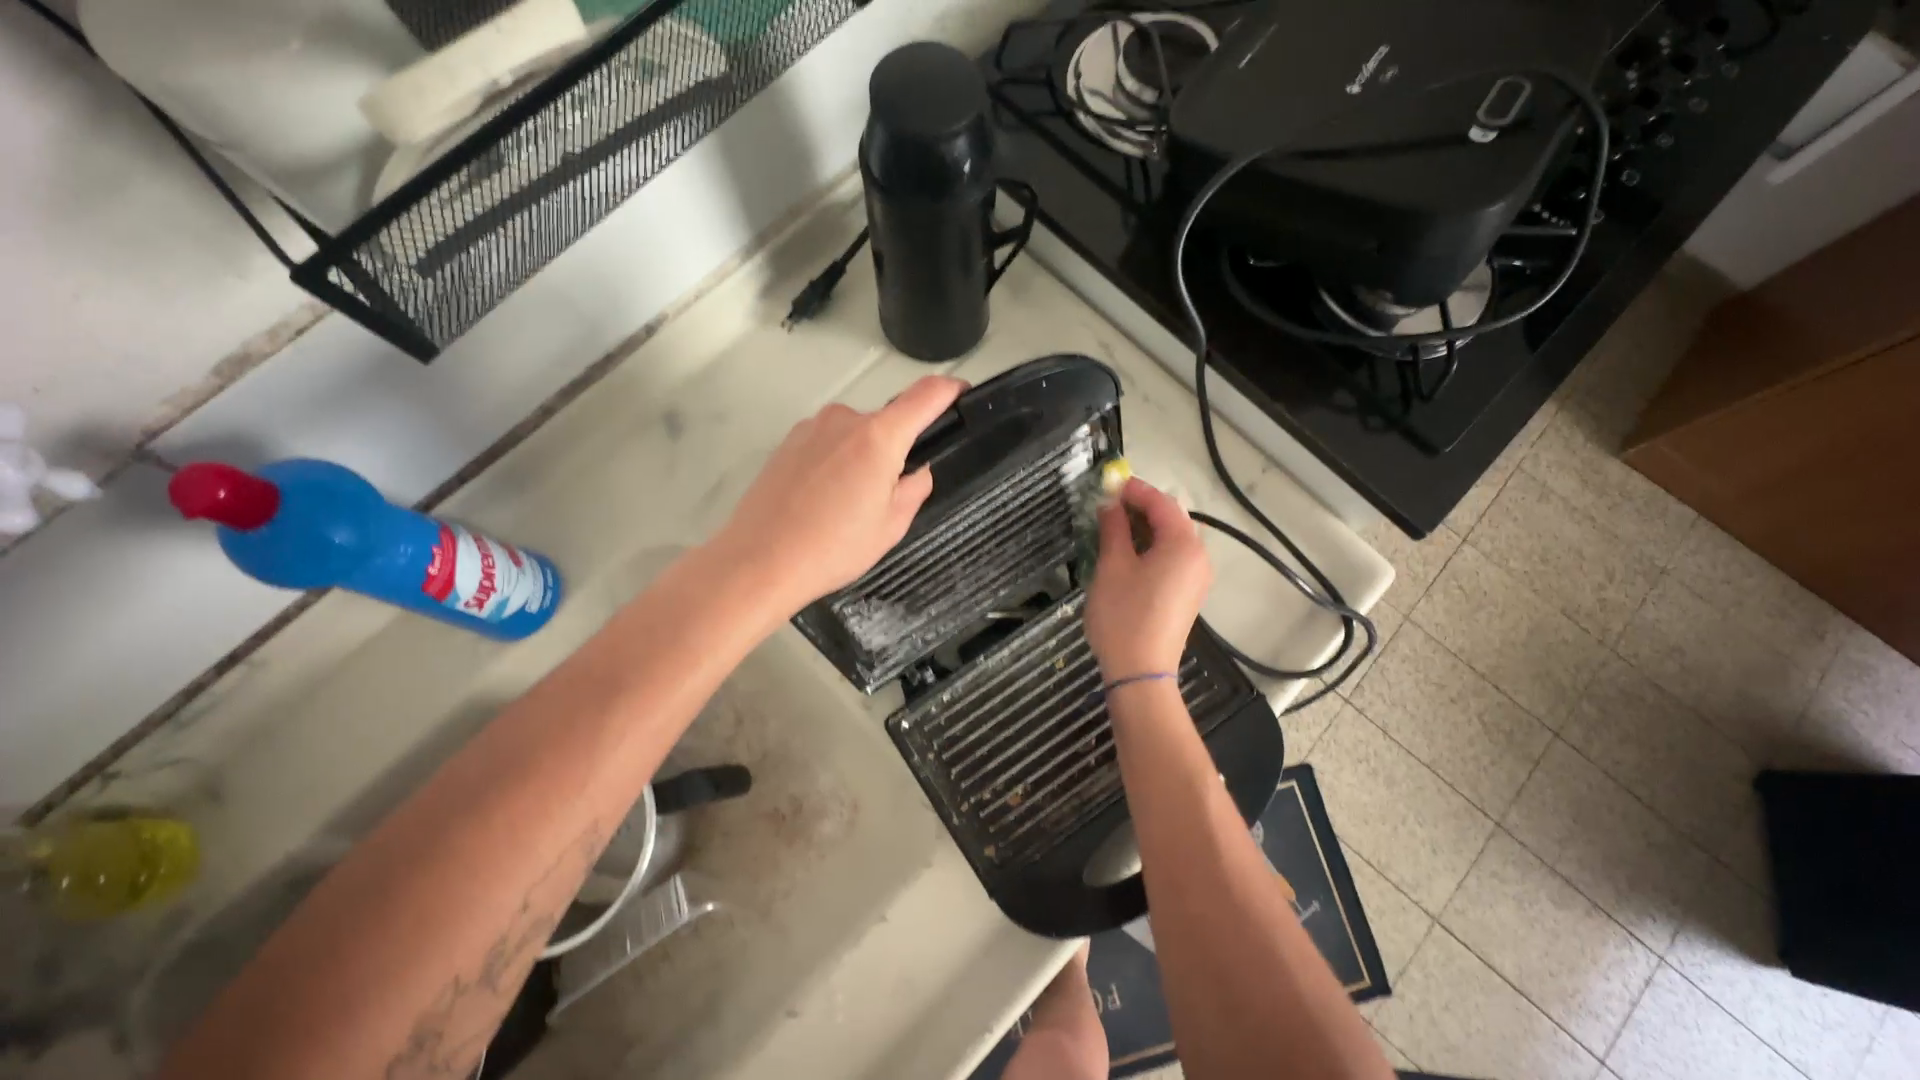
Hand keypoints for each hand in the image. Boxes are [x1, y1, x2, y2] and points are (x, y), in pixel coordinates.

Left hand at [712, 375, 966, 609]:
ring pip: (854, 435)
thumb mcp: (891, 525)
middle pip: (886, 422)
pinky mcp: (787, 442)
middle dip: (894, 451)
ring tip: (845, 508)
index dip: (950, 389)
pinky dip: (834, 465)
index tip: (961, 393)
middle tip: (884, 498)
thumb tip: (915, 470)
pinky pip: (827, 445)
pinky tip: (821, 503)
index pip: (926, 395)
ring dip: (861, 460)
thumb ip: (915, 487)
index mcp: (878, 437)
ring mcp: (811, 428)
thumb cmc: (831, 547)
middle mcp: (844, 420)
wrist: (759, 560)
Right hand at [1084, 478, 1211, 679]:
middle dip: (1141, 507)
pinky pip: (1173, 558)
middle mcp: (1198, 556)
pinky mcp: (1188, 593)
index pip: (1161, 502)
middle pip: (1171, 518)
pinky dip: (1152, 547)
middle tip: (1108, 503)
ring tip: (1113, 525)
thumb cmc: (1124, 616)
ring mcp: (1197, 577)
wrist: (1141, 672)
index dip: (1134, 489)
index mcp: (1183, 544)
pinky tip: (1128, 551)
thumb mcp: (1112, 566)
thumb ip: (1113, 528)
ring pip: (1172, 538)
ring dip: (1145, 527)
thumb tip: (1110, 505)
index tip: (1108, 482)